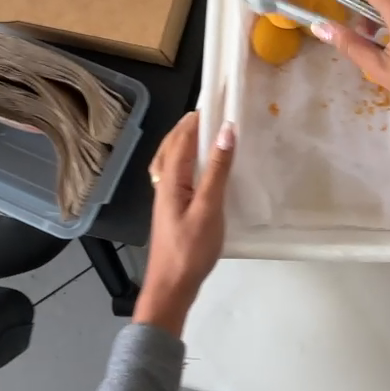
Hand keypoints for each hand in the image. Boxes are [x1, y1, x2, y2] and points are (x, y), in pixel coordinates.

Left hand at [132, 111, 234, 335]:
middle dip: (188, 126)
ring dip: (185, 141)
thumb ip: (217, 170)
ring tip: (203, 133)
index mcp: (171, 179)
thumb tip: (226, 132)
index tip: (216, 102)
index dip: (197, 119)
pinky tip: (197, 169)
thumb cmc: (190, 250)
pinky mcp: (171, 209)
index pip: (182, 138)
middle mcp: (164, 183)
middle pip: (172, 145)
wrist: (170, 288)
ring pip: (171, 159)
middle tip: (211, 112)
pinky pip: (175, 174)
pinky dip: (185, 160)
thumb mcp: (208, 208)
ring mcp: (165, 197)